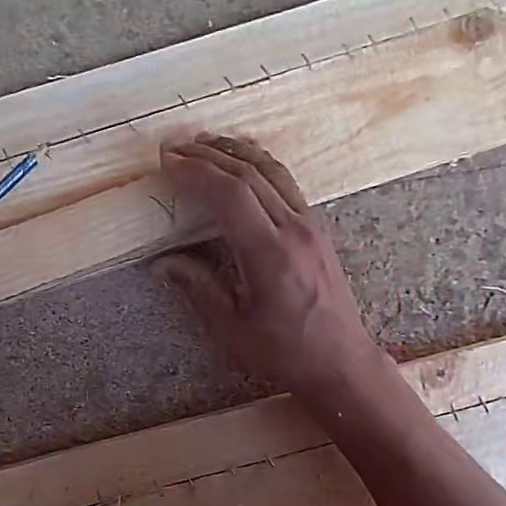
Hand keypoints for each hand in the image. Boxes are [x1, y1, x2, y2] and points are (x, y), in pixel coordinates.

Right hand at [152, 134, 389, 402]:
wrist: (341, 361)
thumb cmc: (286, 352)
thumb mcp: (233, 328)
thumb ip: (198, 290)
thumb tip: (165, 264)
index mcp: (270, 254)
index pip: (229, 194)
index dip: (195, 173)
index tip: (168, 162)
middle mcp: (294, 230)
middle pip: (249, 174)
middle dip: (209, 155)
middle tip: (177, 147)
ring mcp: (311, 226)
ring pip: (273, 171)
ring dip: (237, 152)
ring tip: (206, 143)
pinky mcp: (319, 230)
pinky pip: (288, 184)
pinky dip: (260, 166)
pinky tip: (245, 165)